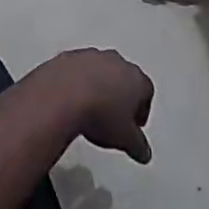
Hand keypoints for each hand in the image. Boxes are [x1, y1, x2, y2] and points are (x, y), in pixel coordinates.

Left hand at [32, 48, 154, 163]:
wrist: (62, 96)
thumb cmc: (100, 114)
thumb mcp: (126, 140)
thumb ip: (139, 146)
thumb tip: (143, 152)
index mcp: (135, 78)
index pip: (146, 91)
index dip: (141, 110)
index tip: (134, 126)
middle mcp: (116, 61)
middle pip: (124, 77)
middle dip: (121, 95)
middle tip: (114, 118)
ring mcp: (91, 56)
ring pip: (100, 71)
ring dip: (99, 87)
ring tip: (92, 111)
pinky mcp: (68, 57)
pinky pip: (78, 70)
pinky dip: (77, 83)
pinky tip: (72, 102)